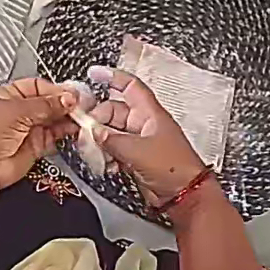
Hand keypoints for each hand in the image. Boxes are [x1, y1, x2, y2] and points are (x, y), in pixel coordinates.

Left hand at [0, 79, 79, 191]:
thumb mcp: (16, 111)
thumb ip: (45, 105)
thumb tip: (68, 98)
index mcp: (8, 95)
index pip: (38, 86)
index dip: (56, 90)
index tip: (72, 94)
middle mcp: (20, 110)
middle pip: (49, 102)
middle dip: (65, 103)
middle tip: (82, 104)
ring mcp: (29, 127)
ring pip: (55, 118)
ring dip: (69, 117)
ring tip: (82, 116)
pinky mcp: (37, 144)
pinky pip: (56, 134)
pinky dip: (67, 131)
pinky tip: (76, 128)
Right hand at [86, 67, 209, 204]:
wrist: (184, 195)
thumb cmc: (173, 167)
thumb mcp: (137, 150)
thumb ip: (111, 140)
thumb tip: (94, 132)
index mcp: (150, 113)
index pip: (130, 86)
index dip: (112, 77)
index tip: (93, 74)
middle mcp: (144, 124)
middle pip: (114, 111)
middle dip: (97, 119)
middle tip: (85, 130)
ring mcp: (139, 141)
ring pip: (111, 133)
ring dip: (100, 141)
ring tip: (94, 150)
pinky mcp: (136, 158)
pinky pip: (114, 150)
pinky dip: (106, 155)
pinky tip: (105, 164)